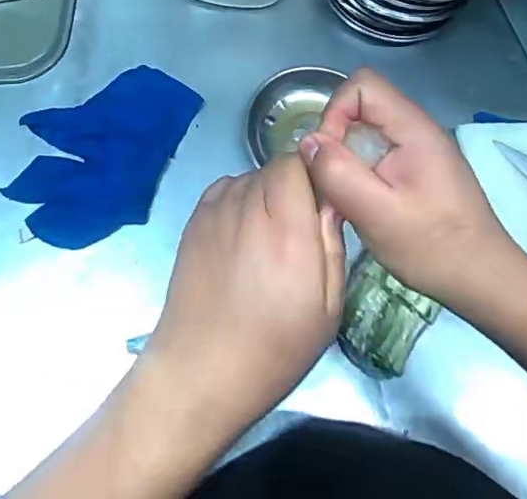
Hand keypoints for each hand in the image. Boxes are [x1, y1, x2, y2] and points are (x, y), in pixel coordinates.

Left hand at [138, 156, 345, 441]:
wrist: (202, 365)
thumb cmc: (275, 346)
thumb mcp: (327, 308)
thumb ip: (332, 244)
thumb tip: (330, 201)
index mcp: (286, 229)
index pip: (296, 163)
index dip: (311, 176)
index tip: (320, 206)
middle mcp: (246, 206)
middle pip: (273, 169)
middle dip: (290, 190)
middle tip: (296, 233)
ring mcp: (214, 209)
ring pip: (249, 178)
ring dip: (263, 196)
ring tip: (266, 242)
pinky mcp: (194, 217)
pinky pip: (225, 190)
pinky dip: (238, 202)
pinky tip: (241, 238)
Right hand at [301, 68, 525, 308]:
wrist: (486, 284)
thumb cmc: (435, 248)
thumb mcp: (377, 214)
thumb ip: (338, 172)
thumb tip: (307, 142)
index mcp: (414, 129)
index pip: (362, 86)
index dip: (336, 112)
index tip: (330, 156)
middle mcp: (418, 129)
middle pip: (361, 104)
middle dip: (336, 136)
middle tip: (334, 179)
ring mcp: (418, 149)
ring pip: (365, 129)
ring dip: (345, 156)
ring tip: (345, 195)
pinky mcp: (416, 168)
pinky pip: (375, 150)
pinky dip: (358, 169)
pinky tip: (360, 202)